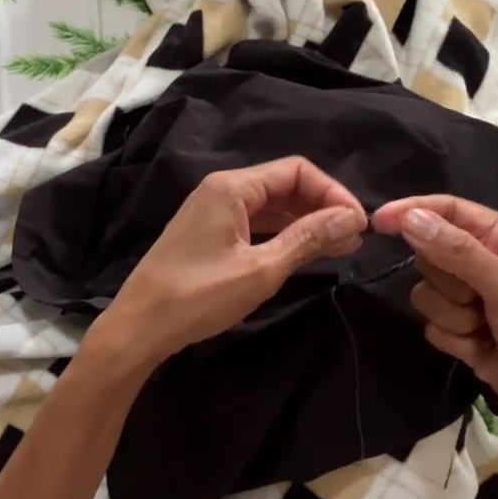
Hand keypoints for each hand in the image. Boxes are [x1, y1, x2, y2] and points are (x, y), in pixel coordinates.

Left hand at [89, 157, 367, 366]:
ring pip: (270, 207)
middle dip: (321, 208)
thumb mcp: (260, 270)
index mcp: (231, 188)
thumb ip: (308, 239)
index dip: (333, 193)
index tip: (358, 225)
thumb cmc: (198, 297)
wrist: (139, 327)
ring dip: (304, 224)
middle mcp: (220, 191)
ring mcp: (210, 213)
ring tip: (337, 249)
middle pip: (284, 185)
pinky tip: (301, 254)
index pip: (297, 170)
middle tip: (353, 241)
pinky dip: (280, 235)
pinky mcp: (206, 236)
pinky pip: (253, 224)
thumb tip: (352, 218)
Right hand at [372, 195, 497, 417]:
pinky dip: (454, 338)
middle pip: (430, 256)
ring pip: (426, 293)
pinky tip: (482, 348)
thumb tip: (411, 217)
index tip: (380, 221)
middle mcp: (487, 261)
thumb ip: (458, 251)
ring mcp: (473, 297)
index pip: (451, 212)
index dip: (414, 212)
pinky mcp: (461, 329)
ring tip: (486, 329)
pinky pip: (431, 324)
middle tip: (479, 299)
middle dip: (448, 283)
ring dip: (453, 316)